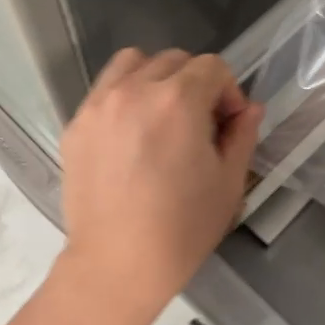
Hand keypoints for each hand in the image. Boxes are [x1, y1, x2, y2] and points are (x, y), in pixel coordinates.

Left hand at [54, 48, 263, 320]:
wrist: (118, 265)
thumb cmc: (183, 228)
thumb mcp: (229, 182)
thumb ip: (242, 135)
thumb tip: (248, 109)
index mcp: (178, 100)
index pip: (212, 67)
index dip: (228, 92)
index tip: (228, 125)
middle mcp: (134, 90)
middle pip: (174, 60)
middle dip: (195, 84)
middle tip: (199, 125)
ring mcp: (99, 105)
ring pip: (133, 63)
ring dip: (155, 79)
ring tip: (162, 118)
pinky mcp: (76, 126)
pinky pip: (105, 91)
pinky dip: (124, 98)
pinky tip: (132, 137)